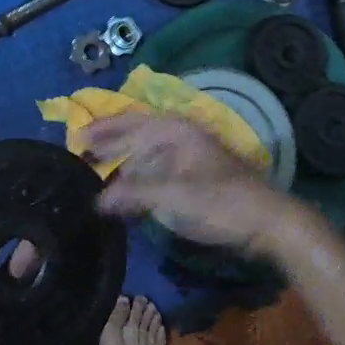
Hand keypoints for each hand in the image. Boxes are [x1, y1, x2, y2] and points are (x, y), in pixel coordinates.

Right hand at [86, 111, 297, 250]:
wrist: (267, 222)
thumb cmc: (221, 202)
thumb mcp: (174, 197)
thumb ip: (134, 195)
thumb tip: (97, 199)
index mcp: (175, 130)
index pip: (130, 122)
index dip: (103, 129)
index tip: (76, 139)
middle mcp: (180, 136)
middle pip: (137, 135)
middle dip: (109, 145)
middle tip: (80, 158)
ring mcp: (188, 157)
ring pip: (147, 154)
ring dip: (122, 163)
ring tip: (96, 175)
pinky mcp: (194, 178)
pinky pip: (156, 171)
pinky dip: (137, 178)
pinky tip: (126, 193)